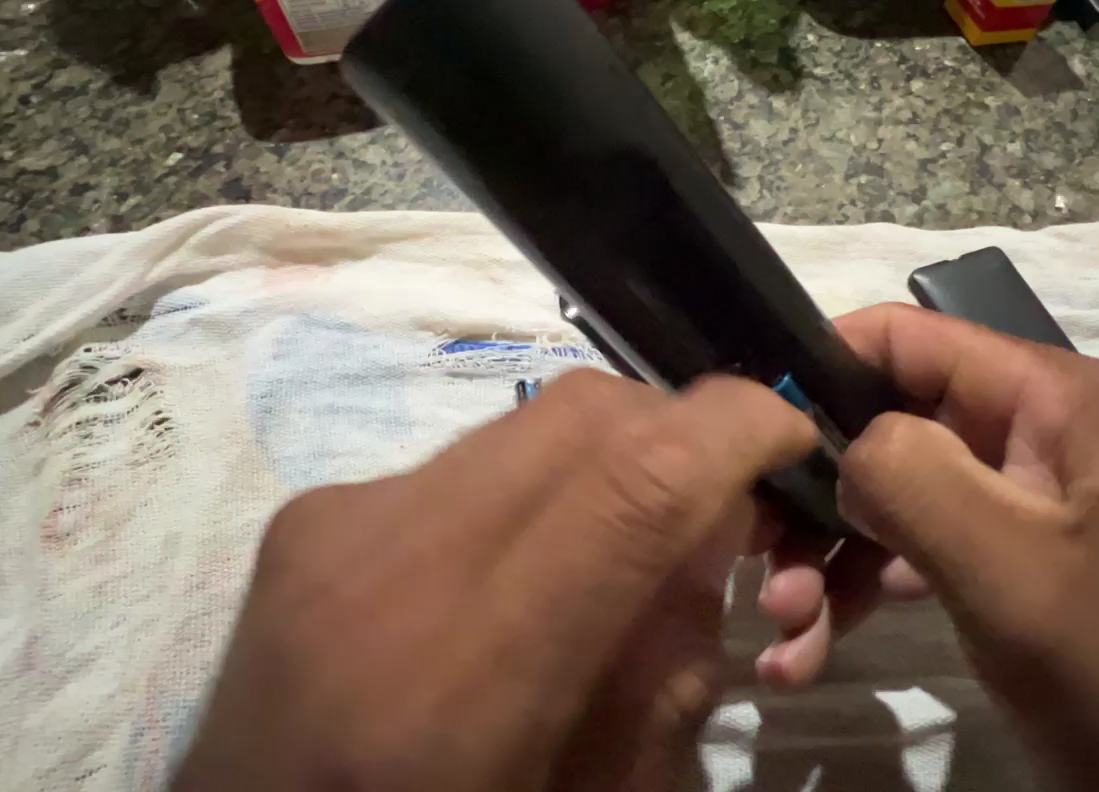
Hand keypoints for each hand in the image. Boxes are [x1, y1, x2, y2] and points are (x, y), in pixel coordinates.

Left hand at [173, 369, 815, 791]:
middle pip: (583, 413)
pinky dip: (533, 481)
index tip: (786, 431)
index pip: (631, 481)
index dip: (732, 428)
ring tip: (617, 533)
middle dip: (678, 429)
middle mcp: (385, 568)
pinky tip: (520, 556)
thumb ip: (669, 661)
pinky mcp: (312, 509)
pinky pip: (469, 454)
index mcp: (458, 685)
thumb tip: (709, 521)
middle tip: (711, 495)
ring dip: (607, 452)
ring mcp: (337, 521)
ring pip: (530, 418)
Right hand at [762, 303, 1098, 791]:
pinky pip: (908, 550)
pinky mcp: (1001, 559)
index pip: (902, 336)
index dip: (819, 368)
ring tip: (785, 629)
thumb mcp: (1014, 571)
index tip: (750, 434)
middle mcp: (1024, 432)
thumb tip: (834, 443)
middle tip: (760, 562)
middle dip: (814, 491)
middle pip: (880, 422)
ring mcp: (1012, 499)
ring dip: (824, 555)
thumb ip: (911, 476)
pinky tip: (809, 652)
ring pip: (884, 493)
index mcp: (1043, 398)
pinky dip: (856, 592)